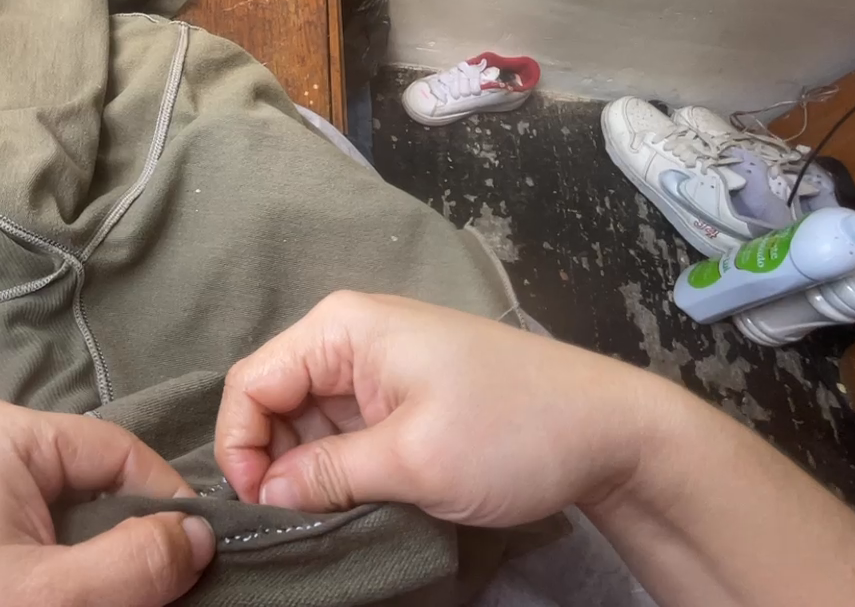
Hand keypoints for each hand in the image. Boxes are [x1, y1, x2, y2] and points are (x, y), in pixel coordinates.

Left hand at [0, 398, 214, 606]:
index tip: (206, 552)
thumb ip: (138, 562)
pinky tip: (64, 596)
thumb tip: (204, 532)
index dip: (165, 497)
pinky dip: (57, 565)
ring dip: (94, 557)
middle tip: (164, 589)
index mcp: (6, 431)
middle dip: (128, 534)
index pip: (114, 448)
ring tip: (115, 596)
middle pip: (87, 478)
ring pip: (60, 510)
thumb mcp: (56, 597)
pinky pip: (25, 528)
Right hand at [214, 291, 689, 526]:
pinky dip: (337, 467)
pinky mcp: (393, 393)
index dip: (240, 443)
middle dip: (273, 461)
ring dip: (306, 469)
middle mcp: (344, 337)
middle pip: (275, 398)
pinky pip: (341, 428)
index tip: (256, 507)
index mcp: (338, 329)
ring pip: (305, 418)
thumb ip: (329, 475)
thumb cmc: (509, 429)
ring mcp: (370, 365)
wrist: (614, 429)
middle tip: (290, 524)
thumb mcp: (414, 459)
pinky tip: (351, 502)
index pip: (254, 380)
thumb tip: (264, 495)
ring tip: (324, 519)